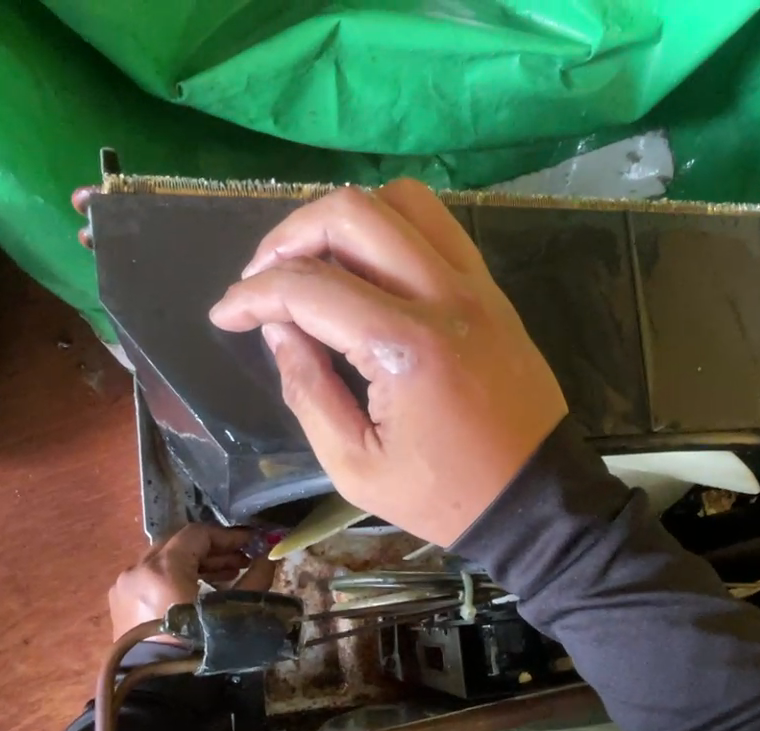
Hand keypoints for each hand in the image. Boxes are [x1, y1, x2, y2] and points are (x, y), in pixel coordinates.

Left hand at [109, 524, 275, 640]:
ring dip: (195, 563)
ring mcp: (125, 586)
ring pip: (164, 559)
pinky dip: (176, 576)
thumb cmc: (200, 648)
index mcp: (163, 568)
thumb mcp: (233, 611)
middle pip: (179, 543)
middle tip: (242, 559)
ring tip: (227, 575)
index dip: (229, 536)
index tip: (252, 542)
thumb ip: (255, 579)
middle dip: (213, 549)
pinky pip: (151, 577)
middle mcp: (138, 569)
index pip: (197, 534)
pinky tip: (198, 590)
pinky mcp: (120, 603)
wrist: (160, 692)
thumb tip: (270, 558)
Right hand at [207, 180, 568, 545]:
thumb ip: (307, 390)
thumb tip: (278, 328)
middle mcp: (443, 296)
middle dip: (289, 236)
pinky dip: (392, 229)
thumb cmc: (443, 497)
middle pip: (352, 213)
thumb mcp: (356, 466)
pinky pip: (438, 228)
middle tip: (263, 278)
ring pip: (402, 202)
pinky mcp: (493, 292)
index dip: (252, 295)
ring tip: (315, 264)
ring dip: (344, 220)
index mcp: (405, 347)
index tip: (225, 314)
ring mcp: (476, 286)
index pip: (309, 288)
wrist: (534, 499)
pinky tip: (368, 270)